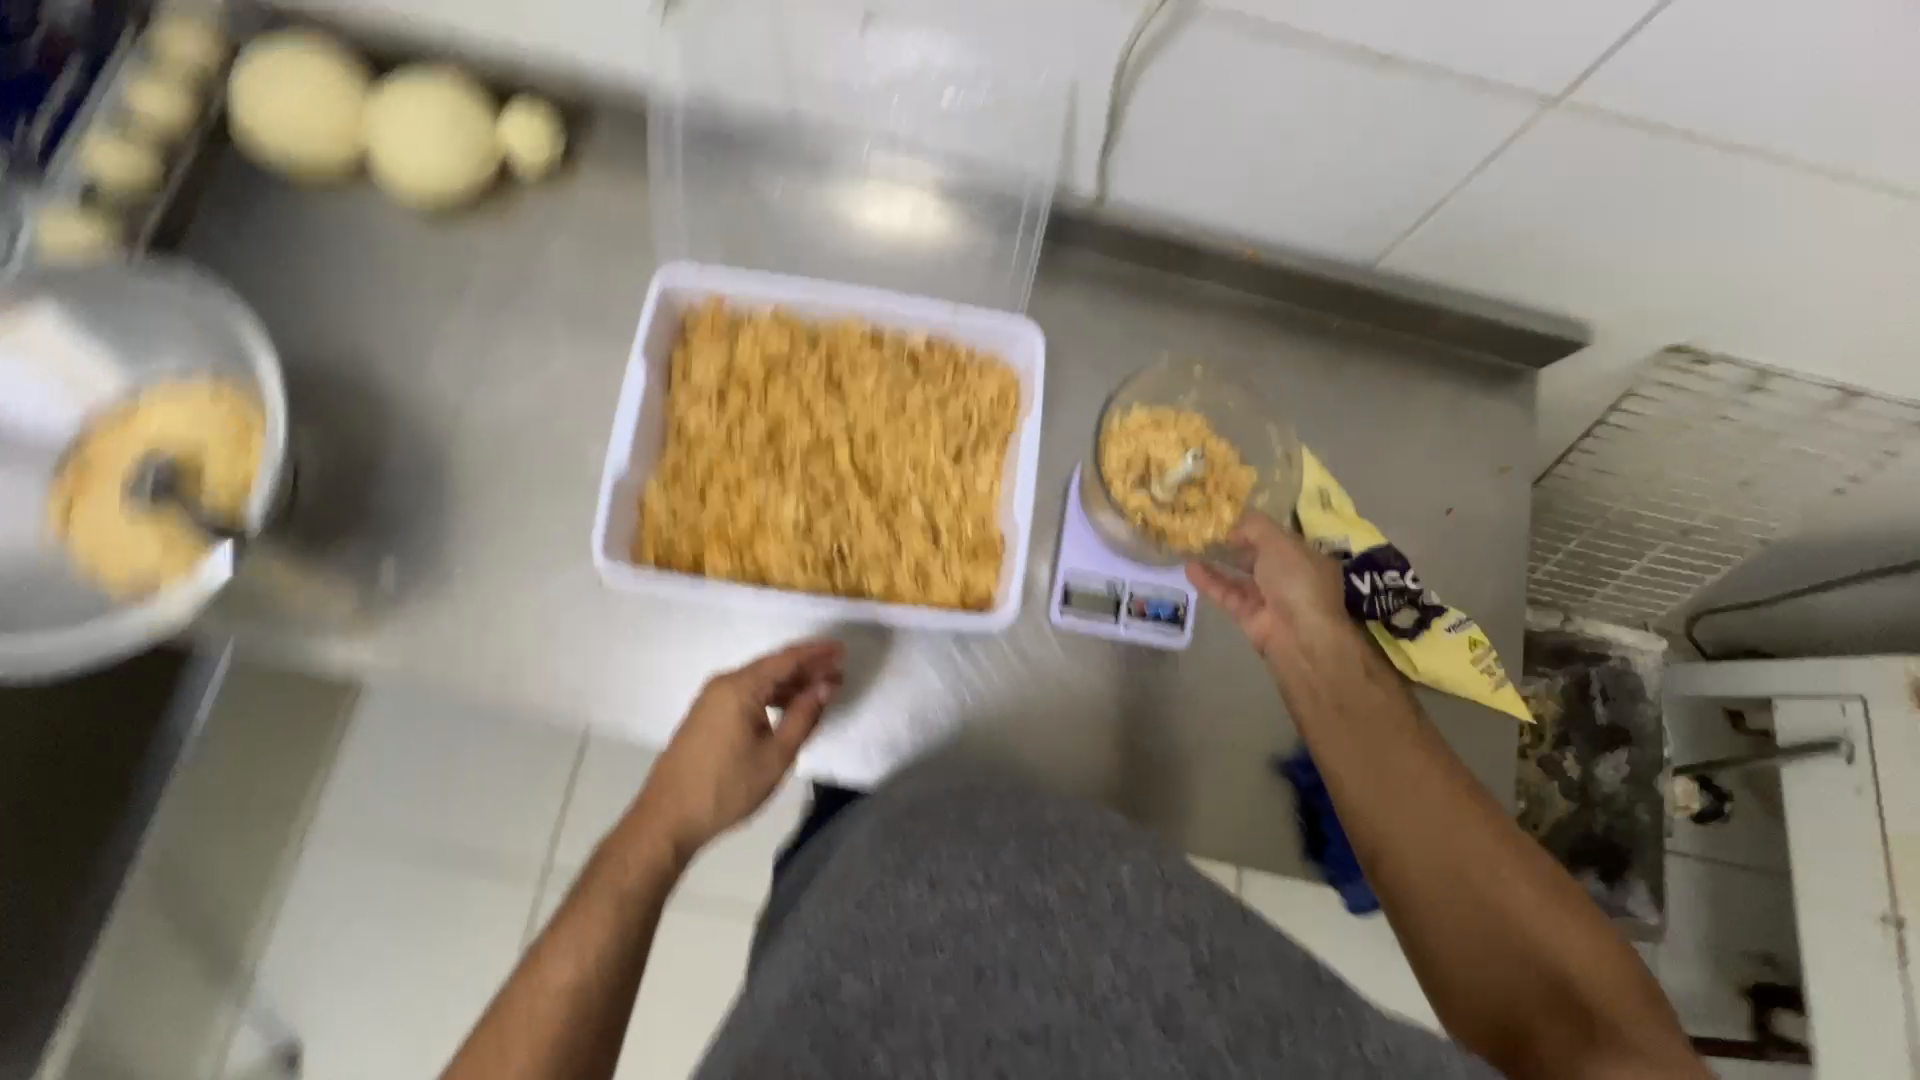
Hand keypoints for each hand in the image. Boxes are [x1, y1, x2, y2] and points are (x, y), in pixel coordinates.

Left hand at [628, 641, 844, 863]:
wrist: (668, 819)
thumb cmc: (727, 787)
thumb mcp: (776, 755)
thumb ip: (804, 715)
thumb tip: (825, 685)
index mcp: (739, 687)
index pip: (786, 659)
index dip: (816, 653)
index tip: (842, 651)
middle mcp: (723, 684)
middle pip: (772, 667)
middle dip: (806, 669)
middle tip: (839, 673)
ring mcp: (711, 700)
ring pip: (759, 682)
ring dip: (790, 685)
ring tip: (821, 692)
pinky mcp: (707, 717)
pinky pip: (746, 695)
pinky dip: (771, 697)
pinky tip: (789, 709)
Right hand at [1186, 511, 1358, 669]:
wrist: (1300, 634)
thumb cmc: (1297, 580)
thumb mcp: (1279, 542)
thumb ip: (1254, 527)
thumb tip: (1233, 524)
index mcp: (1304, 557)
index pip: (1277, 537)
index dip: (1254, 527)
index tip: (1227, 517)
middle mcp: (1288, 577)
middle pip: (1256, 556)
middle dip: (1232, 544)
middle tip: (1204, 531)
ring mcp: (1268, 598)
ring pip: (1238, 576)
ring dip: (1216, 562)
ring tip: (1190, 547)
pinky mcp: (1249, 615)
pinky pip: (1227, 594)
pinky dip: (1209, 581)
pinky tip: (1190, 568)